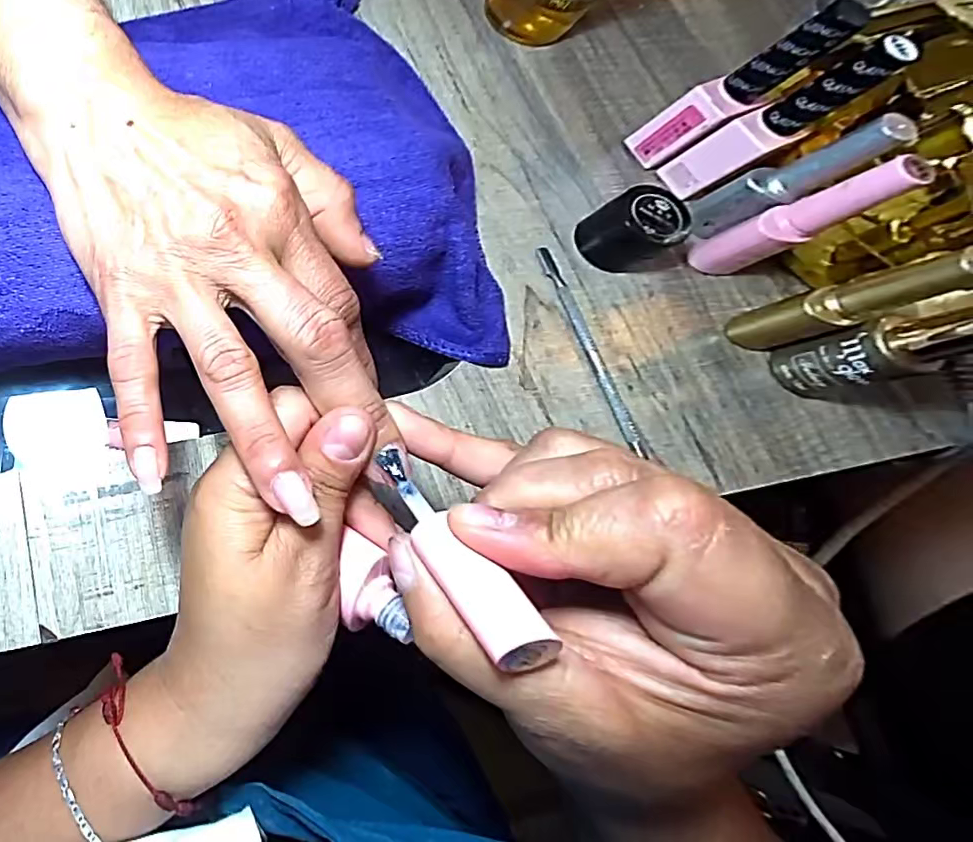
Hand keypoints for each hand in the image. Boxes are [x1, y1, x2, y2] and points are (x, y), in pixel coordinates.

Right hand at [25, 75, 384, 525]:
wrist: (96, 119)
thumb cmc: (184, 127)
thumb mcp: (272, 139)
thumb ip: (329, 195)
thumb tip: (368, 257)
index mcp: (274, 216)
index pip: (334, 302)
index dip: (357, 358)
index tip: (366, 402)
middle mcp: (230, 254)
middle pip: (300, 344)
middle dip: (339, 413)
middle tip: (364, 474)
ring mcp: (170, 282)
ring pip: (224, 370)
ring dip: (260, 440)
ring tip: (291, 502)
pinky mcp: (120, 296)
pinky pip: (130, 367)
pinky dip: (138, 421)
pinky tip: (149, 472)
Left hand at [131, 387, 378, 796]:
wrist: (225, 694)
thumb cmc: (260, 642)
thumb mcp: (306, 559)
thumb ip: (328, 484)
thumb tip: (352, 414)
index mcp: (230, 476)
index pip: (287, 407)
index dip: (340, 425)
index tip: (384, 464)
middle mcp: (229, 476)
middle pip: (299, 434)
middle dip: (349, 466)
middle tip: (382, 517)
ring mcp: (241, 497)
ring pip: (307, 466)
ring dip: (348, 497)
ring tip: (373, 546)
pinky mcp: (255, 519)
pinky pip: (301, 494)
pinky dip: (334, 515)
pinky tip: (356, 550)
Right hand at [385, 405, 862, 825]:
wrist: (642, 748)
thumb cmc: (625, 747)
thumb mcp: (552, 717)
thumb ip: (473, 643)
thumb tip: (410, 560)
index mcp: (769, 626)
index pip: (668, 526)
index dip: (558, 526)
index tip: (474, 542)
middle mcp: (737, 551)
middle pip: (608, 478)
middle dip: (513, 508)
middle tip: (459, 551)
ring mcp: (676, 510)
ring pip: (567, 455)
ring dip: (497, 491)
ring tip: (468, 540)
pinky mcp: (612, 491)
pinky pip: (537, 452)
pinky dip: (468, 448)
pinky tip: (417, 434)